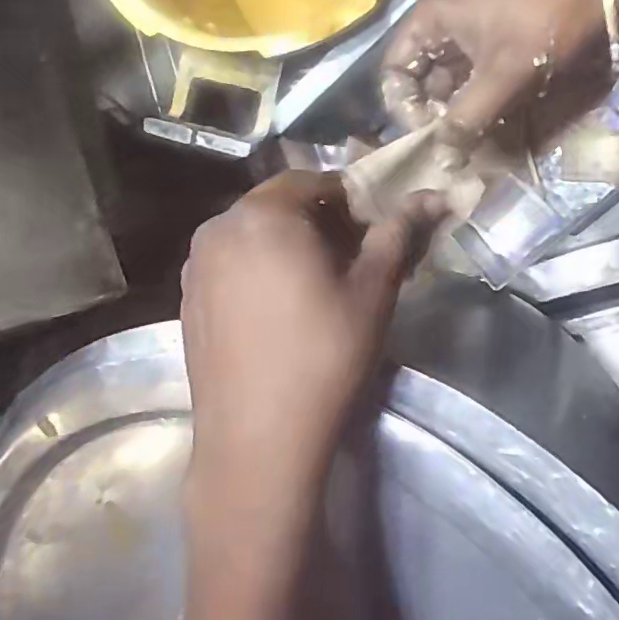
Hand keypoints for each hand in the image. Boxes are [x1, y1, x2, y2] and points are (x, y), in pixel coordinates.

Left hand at [180, 172, 444, 489]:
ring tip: (312, 288)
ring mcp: (194, 265)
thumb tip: (433, 196)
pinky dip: (255, 270)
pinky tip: (276, 312)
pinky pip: (228, 265)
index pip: (311, 181)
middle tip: (347, 261)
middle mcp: (218, 228)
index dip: (346, 201)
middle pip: (275, 206)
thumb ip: (397, 233)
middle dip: (314, 222)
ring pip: (249, 235)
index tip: (367, 234)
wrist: (257, 438)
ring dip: (283, 245)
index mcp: (261, 213)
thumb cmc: (323, 355)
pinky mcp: (184, 299)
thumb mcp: (373, 290)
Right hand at [380, 0, 618, 146]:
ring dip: (456, 106)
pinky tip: (493, 113)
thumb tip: (442, 160)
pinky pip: (471, 70)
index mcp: (433, 15)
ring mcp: (471, 23)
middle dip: (432, 110)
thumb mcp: (503, 75)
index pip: (394, 67)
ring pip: (447, 76)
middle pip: (419, 73)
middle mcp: (444, 17)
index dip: (403, 104)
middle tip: (454, 137)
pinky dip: (477, 94)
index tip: (429, 132)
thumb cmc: (547, 24)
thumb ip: (467, 119)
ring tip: (474, 131)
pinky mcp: (495, 32)